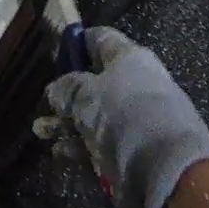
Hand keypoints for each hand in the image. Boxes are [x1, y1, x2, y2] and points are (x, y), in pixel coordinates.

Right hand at [35, 27, 208, 207]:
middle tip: (45, 103)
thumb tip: (57, 89)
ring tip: (42, 132)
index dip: (77, 43)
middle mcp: (137, 83)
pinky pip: (104, 141)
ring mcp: (138, 118)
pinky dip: (82, 146)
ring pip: (96, 115)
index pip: (100, 39)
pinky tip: (62, 153)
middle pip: (96, 82)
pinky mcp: (137, 149)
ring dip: (68, 123)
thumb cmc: (123, 115)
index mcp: (129, 58)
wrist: (166, 168)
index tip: (56, 54)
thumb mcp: (86, 95)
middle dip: (67, 94)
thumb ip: (67, 89)